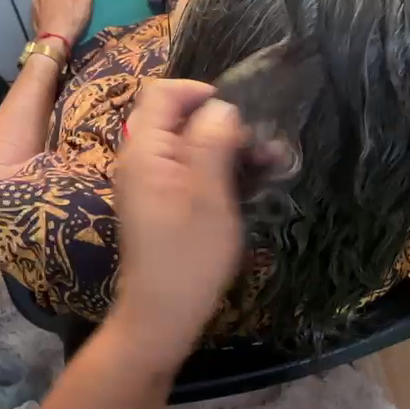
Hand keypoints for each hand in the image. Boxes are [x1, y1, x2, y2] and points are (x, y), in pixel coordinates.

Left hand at [106, 80, 247, 367]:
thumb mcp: (209, 197)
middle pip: (178, 119)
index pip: (163, 93)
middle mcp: (140, 161)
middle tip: (264, 147)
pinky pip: (187, 172)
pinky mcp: (160, 205)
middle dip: (223, 125)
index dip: (201, 92)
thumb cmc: (188, 259)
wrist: (161, 316)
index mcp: (145, 152)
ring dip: (228, 150)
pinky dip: (217, 172)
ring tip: (270, 166)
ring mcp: (148, 184)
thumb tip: (222, 106)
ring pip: (188, 147)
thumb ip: (212, 143)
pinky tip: (251, 186)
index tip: (241, 113)